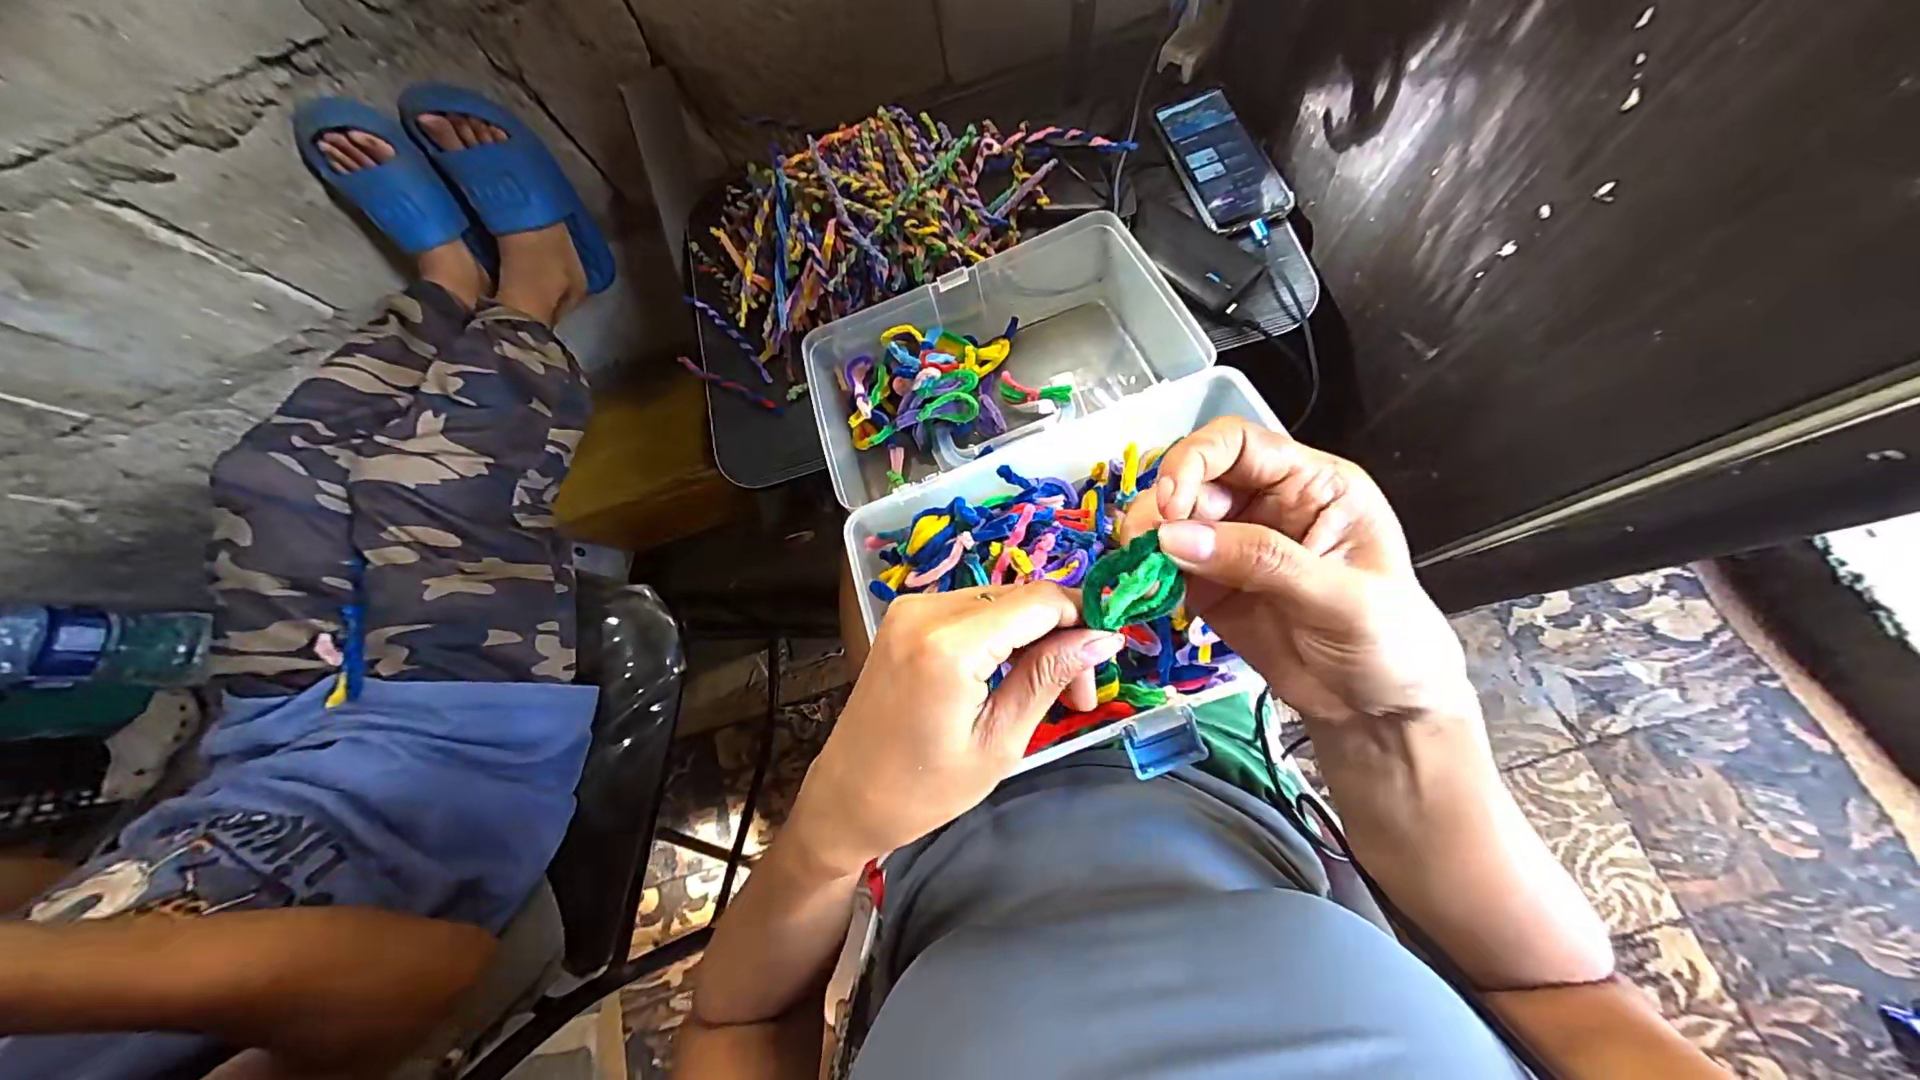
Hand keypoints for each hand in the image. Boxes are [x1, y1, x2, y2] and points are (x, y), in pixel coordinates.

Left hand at [786, 583, 1124, 875]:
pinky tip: (1006, 673)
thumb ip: (1048, 677)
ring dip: (1033, 636)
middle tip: (1075, 696)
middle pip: (1022, 597)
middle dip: (1060, 636)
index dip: (1084, 619)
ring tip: (1040, 691)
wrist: (847, 797)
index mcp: (950, 645)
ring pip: (1001, 601)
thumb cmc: (923, 790)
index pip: (1041, 600)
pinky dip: (1001, 634)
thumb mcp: (999, 742)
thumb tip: (1103, 638)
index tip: (1103, 662)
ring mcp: (911, 608)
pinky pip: (973, 609)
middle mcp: (927, 610)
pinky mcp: (905, 616)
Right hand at [1119, 417, 1473, 725]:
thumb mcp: (1342, 597)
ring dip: (1146, 540)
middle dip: (1162, 507)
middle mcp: (1266, 505)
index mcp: (1311, 486)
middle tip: (1142, 545)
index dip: (1195, 461)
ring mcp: (1232, 545)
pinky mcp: (1208, 584)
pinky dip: (1148, 574)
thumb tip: (1173, 538)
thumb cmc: (1389, 643)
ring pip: (1170, 521)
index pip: (1238, 444)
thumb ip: (1262, 560)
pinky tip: (1147, 592)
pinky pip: (1166, 565)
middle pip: (1193, 480)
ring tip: (1142, 572)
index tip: (1171, 504)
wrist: (1376, 712)